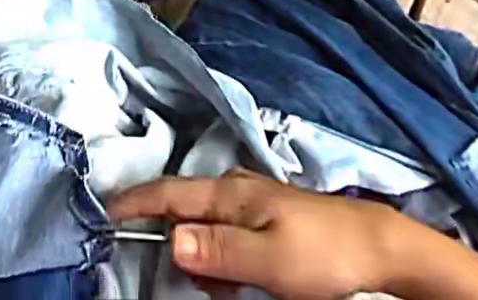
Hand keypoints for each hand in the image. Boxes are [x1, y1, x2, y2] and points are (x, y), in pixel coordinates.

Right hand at [107, 171, 395, 299]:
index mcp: (229, 192)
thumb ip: (218, 249)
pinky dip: (222, 262)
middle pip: (183, 214)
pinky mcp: (263, 219)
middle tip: (206, 284)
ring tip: (234, 287)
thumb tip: (170, 240)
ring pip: (204, 230)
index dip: (135, 202)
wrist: (375, 248)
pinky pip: (225, 239)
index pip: (169, 193)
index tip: (102, 211)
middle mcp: (234, 190)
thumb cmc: (321, 251)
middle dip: (176, 246)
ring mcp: (249, 202)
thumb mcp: (269, 259)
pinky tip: (242, 280)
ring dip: (205, 261)